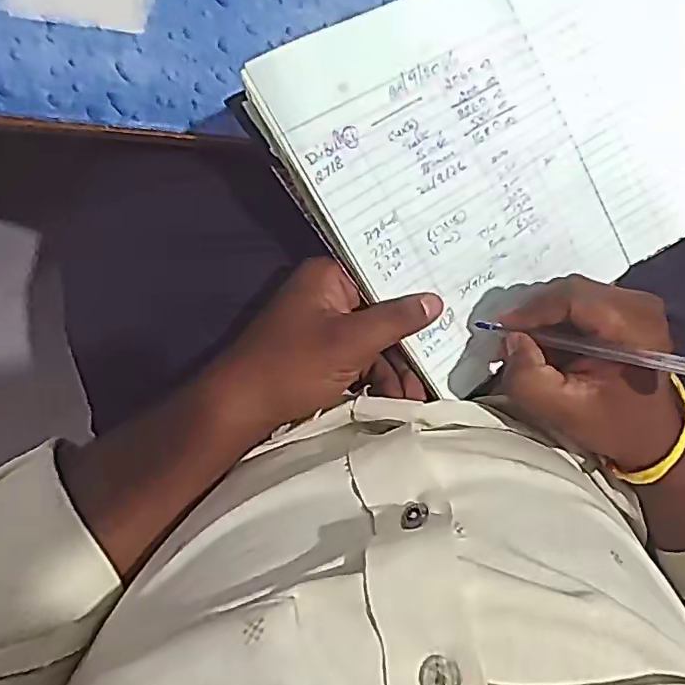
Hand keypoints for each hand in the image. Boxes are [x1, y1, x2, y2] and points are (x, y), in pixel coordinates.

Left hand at [205, 258, 440, 434]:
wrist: (239, 407)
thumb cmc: (292, 365)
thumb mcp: (351, 342)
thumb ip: (395, 320)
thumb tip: (434, 300)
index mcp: (328, 277)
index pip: (383, 277)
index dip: (415, 297)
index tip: (446, 315)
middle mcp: (324, 295)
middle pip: (379, 314)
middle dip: (404, 350)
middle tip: (430, 374)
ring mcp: (320, 325)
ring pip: (370, 342)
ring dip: (391, 371)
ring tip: (412, 399)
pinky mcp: (318, 353)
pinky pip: (355, 358)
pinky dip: (372, 378)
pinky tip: (390, 400)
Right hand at [494, 275, 683, 469]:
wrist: (656, 436)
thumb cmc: (616, 427)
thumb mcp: (563, 410)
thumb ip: (528, 378)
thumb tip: (512, 341)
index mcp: (635, 329)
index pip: (573, 298)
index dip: (531, 309)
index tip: (501, 329)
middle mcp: (640, 306)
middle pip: (571, 291)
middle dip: (534, 312)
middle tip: (509, 339)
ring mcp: (637, 305)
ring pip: (572, 294)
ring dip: (543, 316)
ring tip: (524, 343)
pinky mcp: (628, 310)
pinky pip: (581, 302)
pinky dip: (557, 319)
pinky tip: (544, 342)